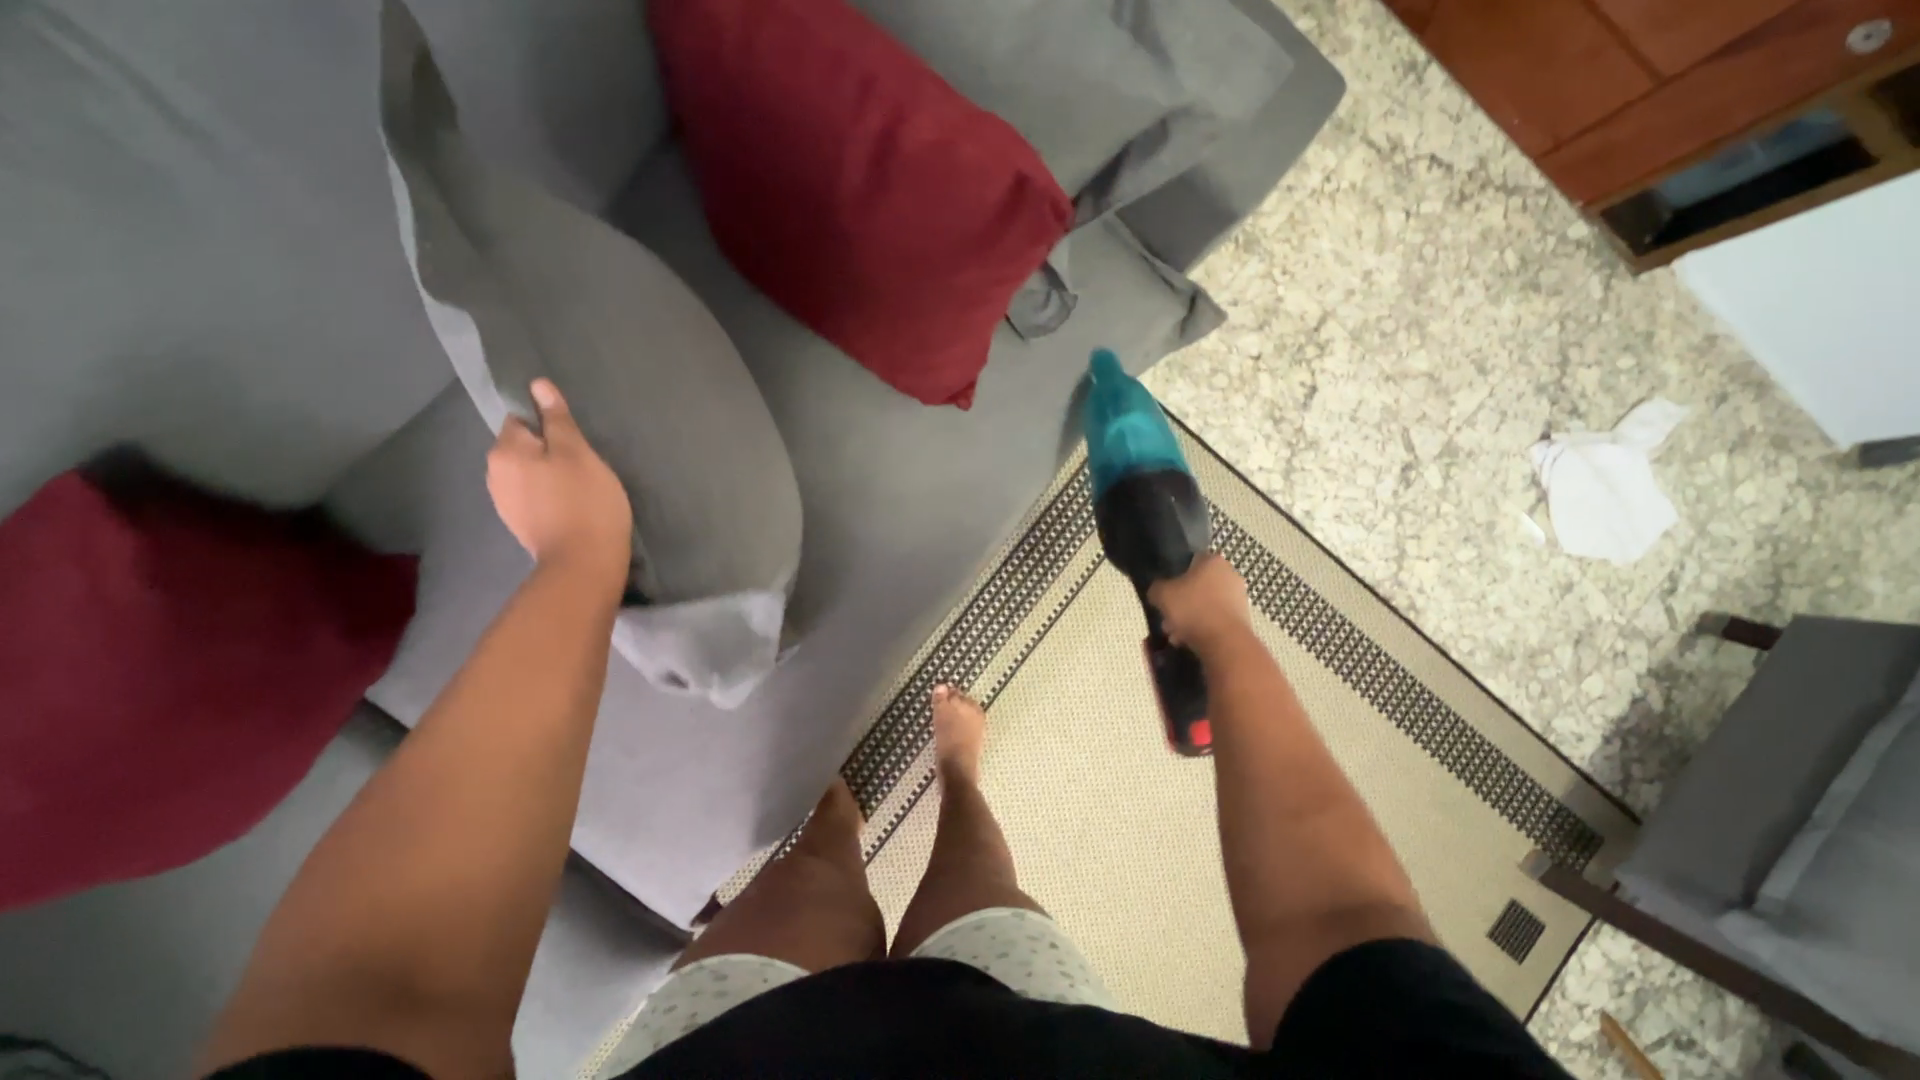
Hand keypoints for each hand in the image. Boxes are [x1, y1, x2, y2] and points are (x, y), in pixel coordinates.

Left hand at [487, 378, 631, 584]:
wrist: (583, 563)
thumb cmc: (584, 501)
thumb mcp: (578, 452)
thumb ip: (557, 419)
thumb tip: (537, 385)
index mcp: (506, 450)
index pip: (521, 420)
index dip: (548, 426)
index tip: (575, 442)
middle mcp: (495, 473)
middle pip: (522, 448)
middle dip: (547, 451)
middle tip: (583, 465)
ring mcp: (504, 503)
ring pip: (527, 474)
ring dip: (547, 475)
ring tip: (579, 487)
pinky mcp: (519, 525)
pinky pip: (532, 497)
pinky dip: (548, 497)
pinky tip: (570, 507)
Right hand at [1147, 553, 1251, 658]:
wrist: (1225, 642)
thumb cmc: (1193, 609)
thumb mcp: (1162, 595)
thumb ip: (1157, 588)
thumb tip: (1157, 591)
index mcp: (1213, 560)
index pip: (1189, 562)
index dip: (1173, 578)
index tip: (1164, 594)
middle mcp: (1230, 574)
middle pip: (1198, 587)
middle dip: (1182, 603)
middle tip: (1168, 618)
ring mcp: (1240, 597)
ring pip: (1206, 605)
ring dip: (1191, 618)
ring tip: (1176, 635)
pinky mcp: (1243, 619)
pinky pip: (1216, 620)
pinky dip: (1204, 629)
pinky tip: (1190, 642)